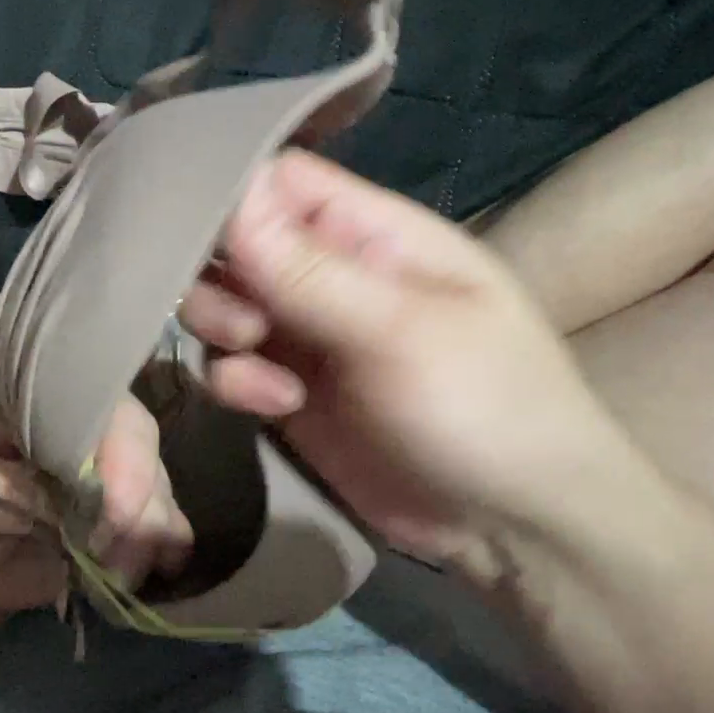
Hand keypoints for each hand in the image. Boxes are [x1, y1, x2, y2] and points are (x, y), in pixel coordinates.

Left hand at [0, 402, 191, 635]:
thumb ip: (7, 486)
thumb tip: (71, 501)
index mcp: (39, 403)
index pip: (95, 400)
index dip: (117, 447)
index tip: (114, 507)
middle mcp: (84, 428)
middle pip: (139, 440)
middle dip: (136, 500)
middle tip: (107, 551)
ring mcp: (109, 473)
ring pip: (159, 486)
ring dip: (145, 535)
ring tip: (110, 573)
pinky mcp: (126, 521)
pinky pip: (170, 528)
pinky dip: (161, 551)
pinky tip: (133, 575)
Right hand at [182, 150, 653, 586]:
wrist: (517, 533)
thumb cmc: (488, 408)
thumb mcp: (403, 333)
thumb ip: (309, 271)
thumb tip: (232, 197)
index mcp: (373, 234)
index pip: (279, 180)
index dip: (232, 194)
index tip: (196, 231)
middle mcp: (328, 272)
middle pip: (234, 239)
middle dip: (216, 275)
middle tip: (242, 324)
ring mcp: (304, 331)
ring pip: (219, 300)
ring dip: (220, 328)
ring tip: (258, 366)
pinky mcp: (285, 387)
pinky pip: (228, 362)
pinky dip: (235, 380)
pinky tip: (275, 406)